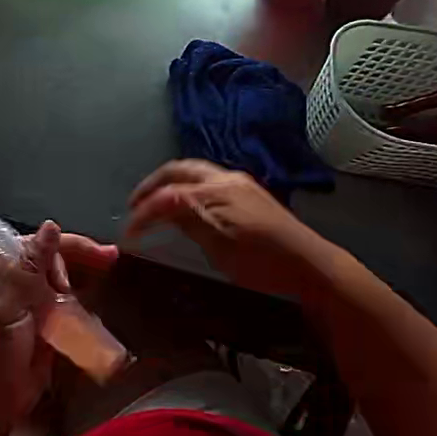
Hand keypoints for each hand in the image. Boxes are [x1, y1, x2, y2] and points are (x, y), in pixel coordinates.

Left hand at [0, 221, 116, 435]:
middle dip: (80, 264)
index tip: (103, 253)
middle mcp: (13, 283)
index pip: (36, 244)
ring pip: (65, 283)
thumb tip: (51, 226)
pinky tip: (93, 315)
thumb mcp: (5, 308)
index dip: (70, 245)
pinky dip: (82, 311)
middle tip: (106, 266)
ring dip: (84, 286)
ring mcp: (30, 306)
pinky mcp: (44, 328)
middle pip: (55, 260)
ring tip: (102, 285)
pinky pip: (69, 310)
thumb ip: (29, 268)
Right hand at [124, 160, 338, 297]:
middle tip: (134, 205)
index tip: (128, 231)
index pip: (168, 194)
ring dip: (170, 185)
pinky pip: (208, 182)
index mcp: (216, 190)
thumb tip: (159, 209)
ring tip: (154, 206)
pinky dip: (187, 190)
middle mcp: (226, 179)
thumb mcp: (219, 247)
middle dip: (152, 185)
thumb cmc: (262, 261)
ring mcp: (239, 184)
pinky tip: (185, 208)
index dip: (144, 211)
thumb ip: (189, 221)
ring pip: (194, 173)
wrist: (308, 264)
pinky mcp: (249, 194)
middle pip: (179, 170)